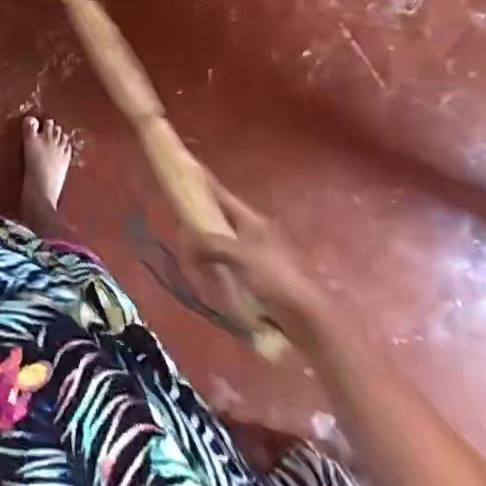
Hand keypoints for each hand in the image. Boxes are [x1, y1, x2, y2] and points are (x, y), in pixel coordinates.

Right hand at [189, 186, 330, 325]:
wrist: (303, 312)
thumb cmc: (274, 277)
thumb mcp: (240, 256)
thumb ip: (212, 245)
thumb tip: (189, 242)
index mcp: (252, 220)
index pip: (223, 196)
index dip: (206, 185)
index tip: (190, 173)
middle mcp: (254, 231)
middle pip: (220, 218)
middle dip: (200, 222)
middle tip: (182, 227)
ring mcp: (255, 252)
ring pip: (222, 241)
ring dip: (206, 247)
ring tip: (191, 256)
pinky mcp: (256, 272)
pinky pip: (227, 262)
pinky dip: (215, 264)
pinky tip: (206, 274)